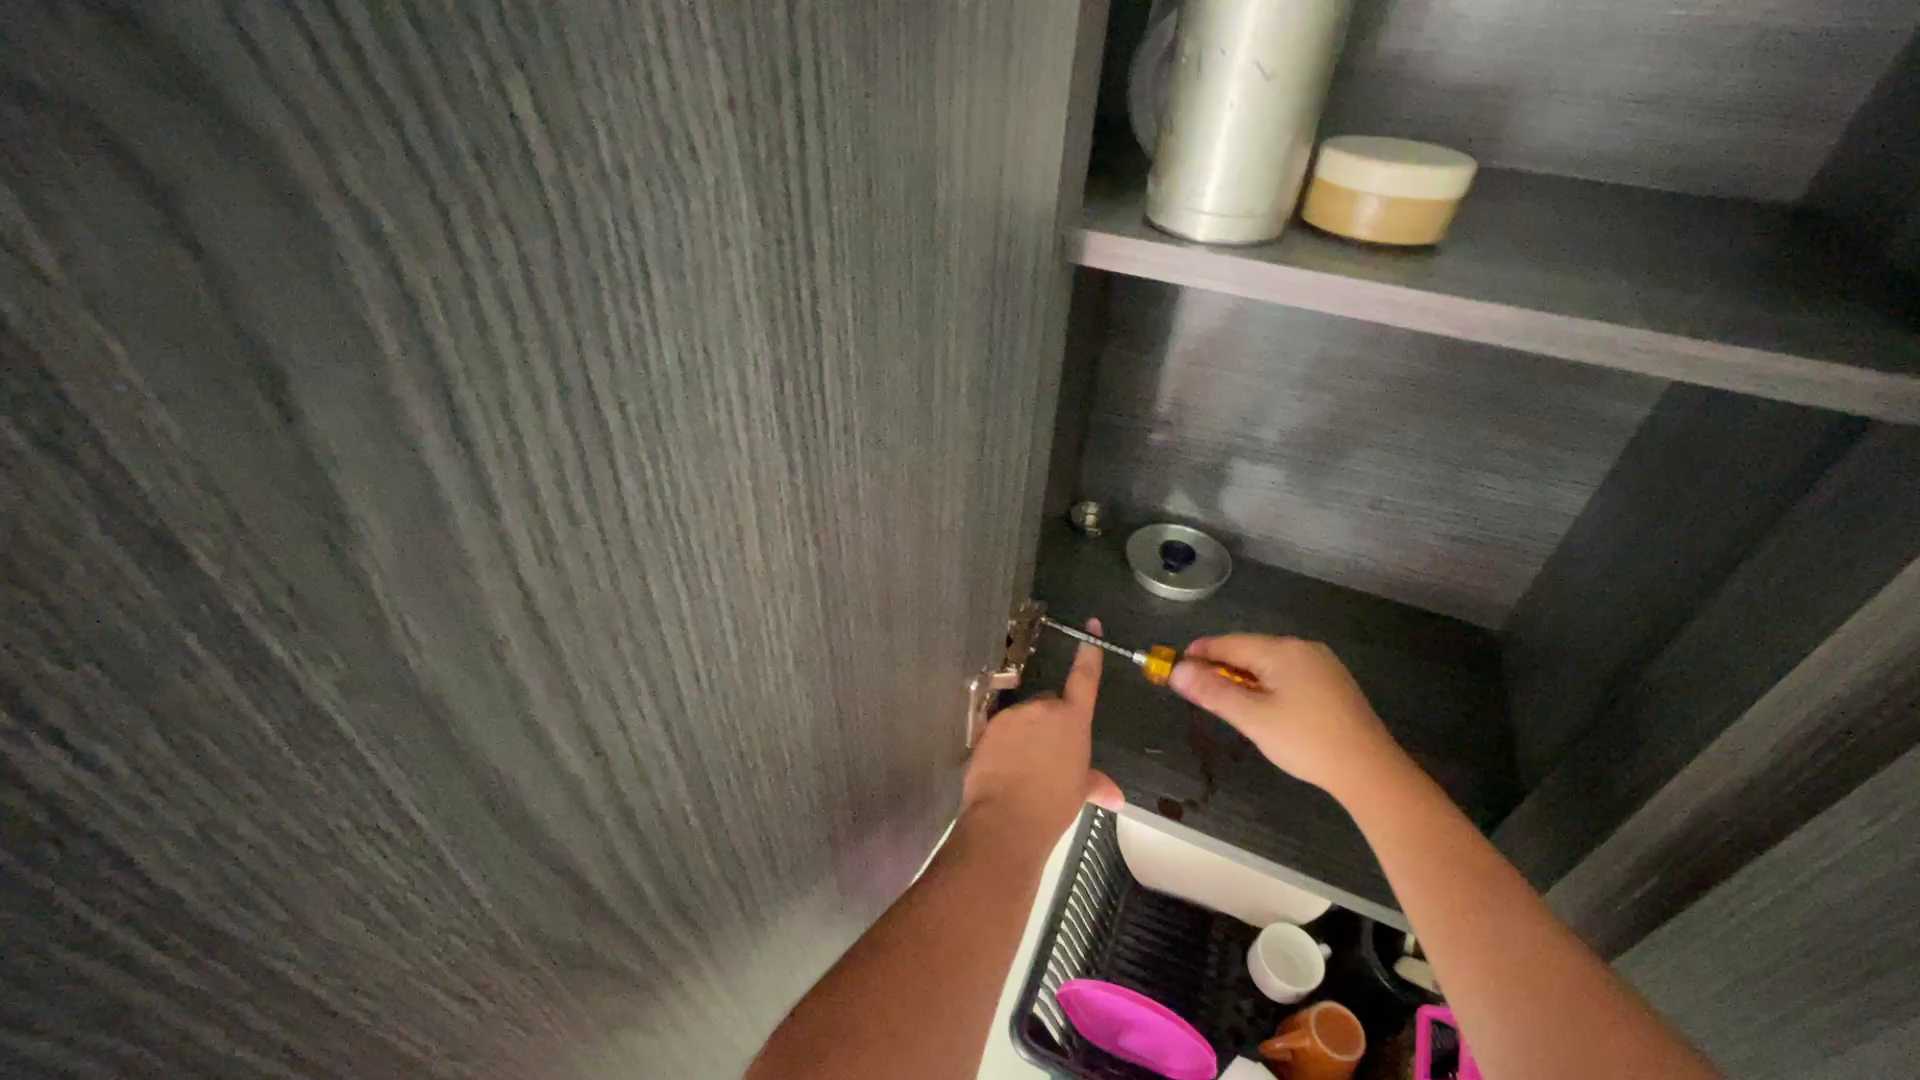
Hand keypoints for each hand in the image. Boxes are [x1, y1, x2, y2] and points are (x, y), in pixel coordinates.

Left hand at [960, 619, 1123, 850]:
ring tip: (1022, 769)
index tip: (1090, 630)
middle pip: (1048, 704)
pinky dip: (1001, 743)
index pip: (1084, 678)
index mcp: (1073, 720)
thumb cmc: (1053, 806)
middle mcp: (1043, 709)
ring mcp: (1013, 716)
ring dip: (1023, 735)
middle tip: (1046, 756)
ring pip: (1021, 718)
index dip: (1088, 654)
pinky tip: (1002, 767)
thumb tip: (1116, 797)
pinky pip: (999, 730)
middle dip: (1047, 723)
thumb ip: (1096, 784)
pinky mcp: (987, 727)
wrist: (1007, 820)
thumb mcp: (1080, 792)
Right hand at [1168, 634, 1404, 797]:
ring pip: (1269, 664)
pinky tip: (1266, 708)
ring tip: (1229, 703)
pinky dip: (1268, 685)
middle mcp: (1302, 648)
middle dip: (1221, 668)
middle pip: (1249, 651)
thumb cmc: (1305, 741)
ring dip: (1244, 678)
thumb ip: (1212, 691)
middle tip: (1199, 692)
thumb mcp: (1252, 718)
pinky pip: (1288, 674)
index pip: (1228, 644)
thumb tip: (1176, 671)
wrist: (1369, 770)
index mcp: (1281, 650)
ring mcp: (1322, 664)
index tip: (1175, 668)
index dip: (1199, 655)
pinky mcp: (1333, 683)